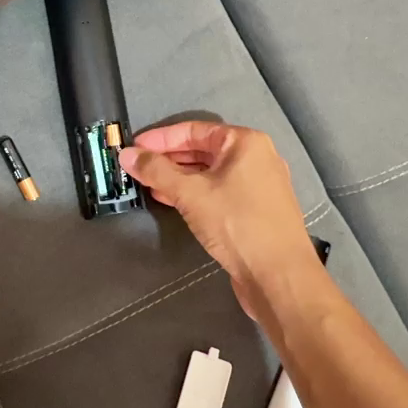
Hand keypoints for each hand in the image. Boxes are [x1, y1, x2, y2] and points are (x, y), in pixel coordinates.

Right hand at [118, 121, 321, 313]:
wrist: (279, 276)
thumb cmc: (236, 223)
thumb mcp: (190, 193)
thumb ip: (156, 171)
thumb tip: (127, 154)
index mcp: (245, 143)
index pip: (194, 130)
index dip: (160, 138)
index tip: (134, 147)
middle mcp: (256, 158)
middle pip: (203, 150)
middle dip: (168, 159)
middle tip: (137, 167)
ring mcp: (258, 185)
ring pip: (210, 173)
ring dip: (178, 178)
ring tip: (148, 185)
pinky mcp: (256, 210)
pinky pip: (219, 192)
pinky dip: (194, 193)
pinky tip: (172, 201)